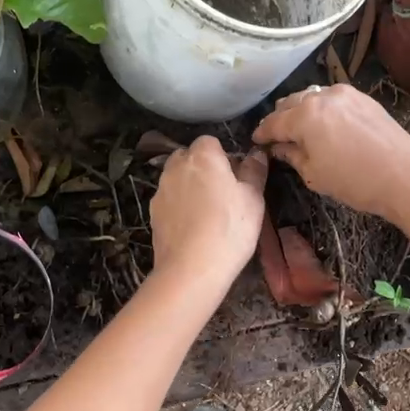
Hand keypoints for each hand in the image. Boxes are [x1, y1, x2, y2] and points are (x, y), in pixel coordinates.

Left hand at [148, 136, 268, 287]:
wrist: (191, 269)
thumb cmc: (230, 229)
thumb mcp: (253, 199)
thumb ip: (254, 171)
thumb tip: (256, 154)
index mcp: (203, 156)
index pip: (210, 141)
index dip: (223, 157)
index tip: (235, 177)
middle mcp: (176, 167)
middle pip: (189, 157)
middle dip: (203, 168)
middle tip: (223, 194)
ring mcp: (161, 190)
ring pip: (177, 179)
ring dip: (189, 187)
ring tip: (207, 214)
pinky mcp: (153, 213)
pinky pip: (169, 201)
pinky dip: (179, 207)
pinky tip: (192, 228)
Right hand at [252, 85, 409, 219]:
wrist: (406, 176)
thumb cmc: (355, 182)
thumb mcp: (315, 175)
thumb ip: (293, 156)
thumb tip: (279, 148)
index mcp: (305, 116)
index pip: (274, 122)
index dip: (262, 133)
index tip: (255, 140)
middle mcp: (323, 96)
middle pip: (291, 103)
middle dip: (280, 118)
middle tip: (275, 136)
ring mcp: (346, 94)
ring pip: (312, 97)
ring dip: (300, 110)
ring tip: (298, 128)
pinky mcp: (364, 98)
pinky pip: (332, 98)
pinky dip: (321, 108)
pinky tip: (324, 124)